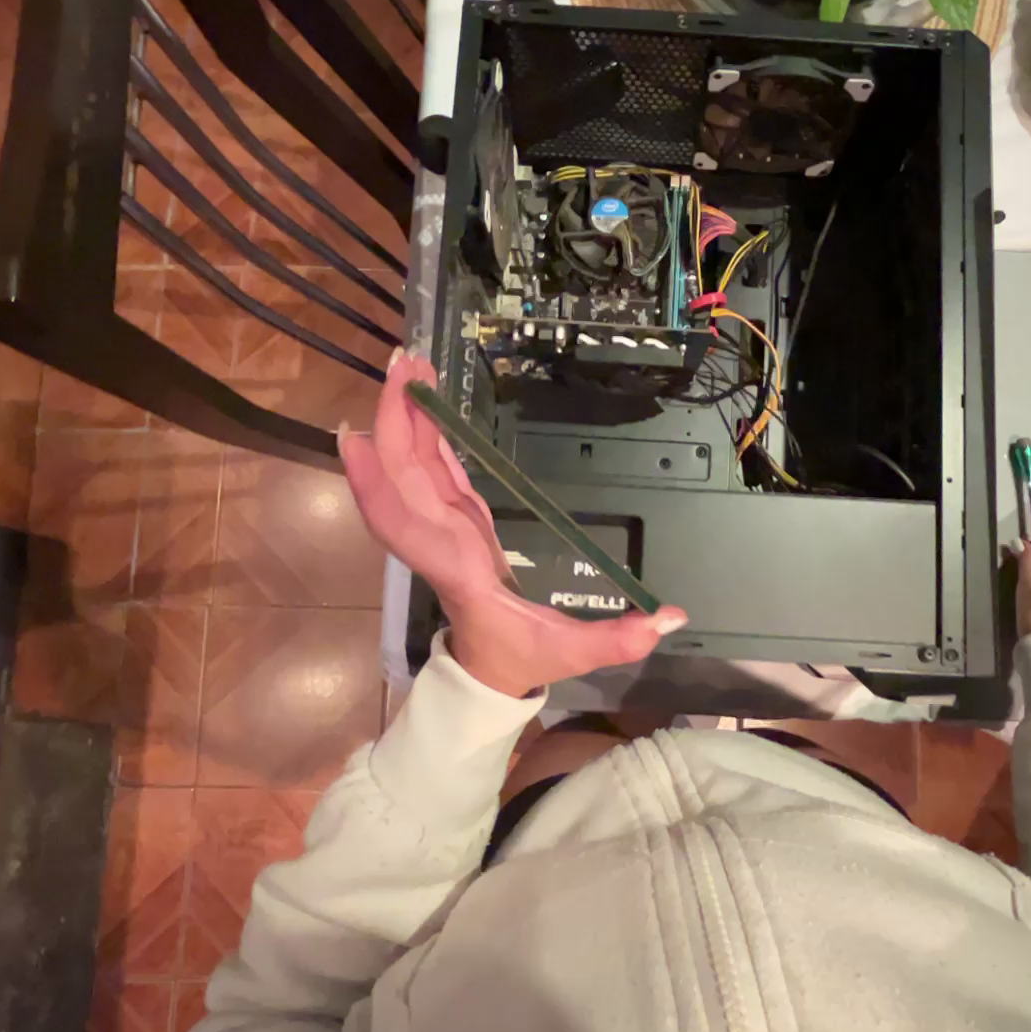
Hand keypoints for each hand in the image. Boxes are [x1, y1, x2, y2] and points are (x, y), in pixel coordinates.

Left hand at [338, 352, 688, 696]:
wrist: (490, 670)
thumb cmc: (523, 659)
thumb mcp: (573, 653)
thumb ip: (618, 640)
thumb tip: (672, 618)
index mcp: (458, 567)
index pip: (402, 522)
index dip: (375, 481)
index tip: (358, 433)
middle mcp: (439, 540)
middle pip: (401, 478)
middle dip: (394, 421)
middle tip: (403, 361)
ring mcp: (444, 527)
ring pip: (412, 469)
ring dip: (404, 419)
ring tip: (409, 366)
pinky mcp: (455, 519)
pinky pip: (433, 473)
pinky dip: (424, 438)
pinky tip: (423, 406)